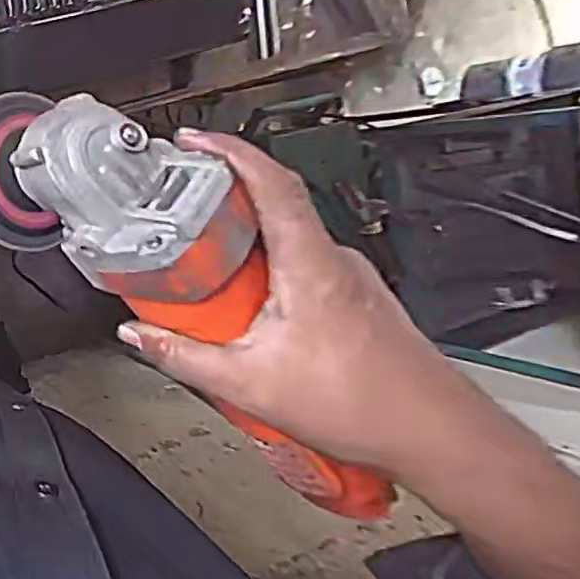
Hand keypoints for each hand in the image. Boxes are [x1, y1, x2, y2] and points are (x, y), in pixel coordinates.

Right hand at [116, 130, 506, 481]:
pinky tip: (237, 307)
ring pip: (280, 237)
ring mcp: (344, 277)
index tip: (195, 140)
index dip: (230, 152)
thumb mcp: (246, 383)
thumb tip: (139, 334)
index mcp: (310, 266)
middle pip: (270, 203)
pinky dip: (257, 268)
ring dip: (236, 240)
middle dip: (218, 195)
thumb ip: (181, 355)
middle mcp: (332, 261)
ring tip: (197, 267)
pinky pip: (292, 263)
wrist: (440, 438)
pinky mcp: (347, 296)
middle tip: (176, 205)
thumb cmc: (368, 407)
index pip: (272, 184)